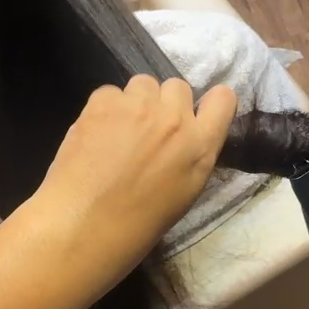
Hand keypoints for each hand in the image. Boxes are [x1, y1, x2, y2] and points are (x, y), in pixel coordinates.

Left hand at [18, 75, 235, 290]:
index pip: (224, 99)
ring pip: (143, 83)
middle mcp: (174, 118)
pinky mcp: (103, 102)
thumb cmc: (139, 223)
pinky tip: (96, 133)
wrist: (85, 225)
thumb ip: (192, 154)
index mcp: (201, 145)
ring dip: (136, 101)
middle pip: (178, 86)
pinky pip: (110, 92)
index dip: (210, 103)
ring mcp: (138, 106)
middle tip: (149, 130)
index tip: (195, 114)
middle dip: (166, 103)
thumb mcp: (186, 190)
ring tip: (120, 129)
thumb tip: (184, 137)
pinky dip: (105, 108)